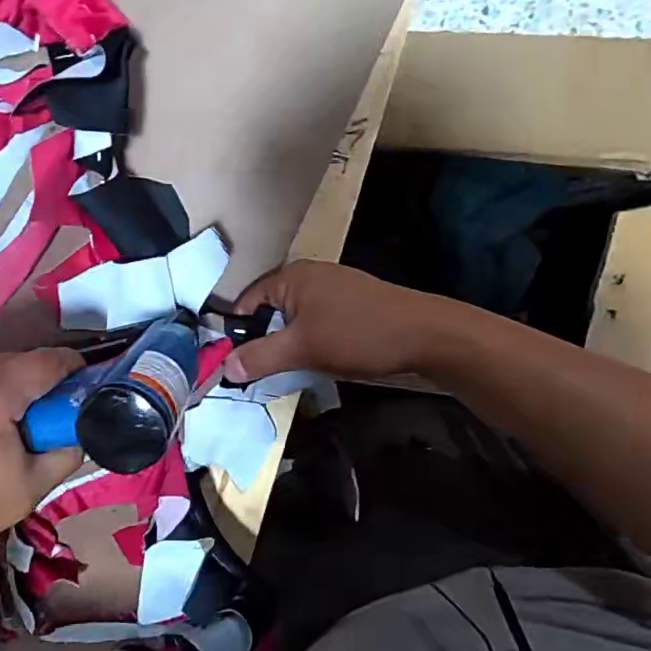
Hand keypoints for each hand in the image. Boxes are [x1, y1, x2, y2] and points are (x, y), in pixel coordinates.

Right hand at [224, 260, 448, 382]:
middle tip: (256, 374)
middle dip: (262, 342)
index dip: (236, 333)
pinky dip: (310, 343)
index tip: (230, 364)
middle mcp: (309, 276)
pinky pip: (316, 324)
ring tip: (286, 371)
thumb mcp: (302, 349)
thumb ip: (259, 357)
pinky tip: (316, 362)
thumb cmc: (358, 335)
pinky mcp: (352, 305)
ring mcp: (333, 289)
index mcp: (291, 277)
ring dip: (288, 346)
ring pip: (294, 321)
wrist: (427, 336)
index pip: (246, 303)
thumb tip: (223, 367)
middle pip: (270, 312)